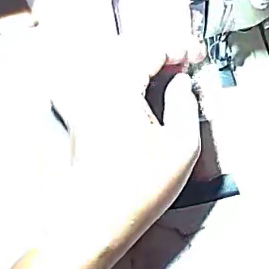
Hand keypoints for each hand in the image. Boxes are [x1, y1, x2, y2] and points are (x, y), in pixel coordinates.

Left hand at [48, 34, 201, 254]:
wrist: (94, 222)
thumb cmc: (134, 192)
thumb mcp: (182, 147)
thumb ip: (185, 103)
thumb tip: (181, 84)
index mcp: (118, 89)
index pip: (149, 48)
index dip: (178, 47)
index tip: (195, 56)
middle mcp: (92, 90)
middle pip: (126, 49)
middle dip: (158, 51)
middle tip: (183, 64)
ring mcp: (79, 103)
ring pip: (109, 63)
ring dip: (138, 63)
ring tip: (162, 78)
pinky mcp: (74, 118)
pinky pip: (97, 83)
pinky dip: (120, 80)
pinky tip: (137, 97)